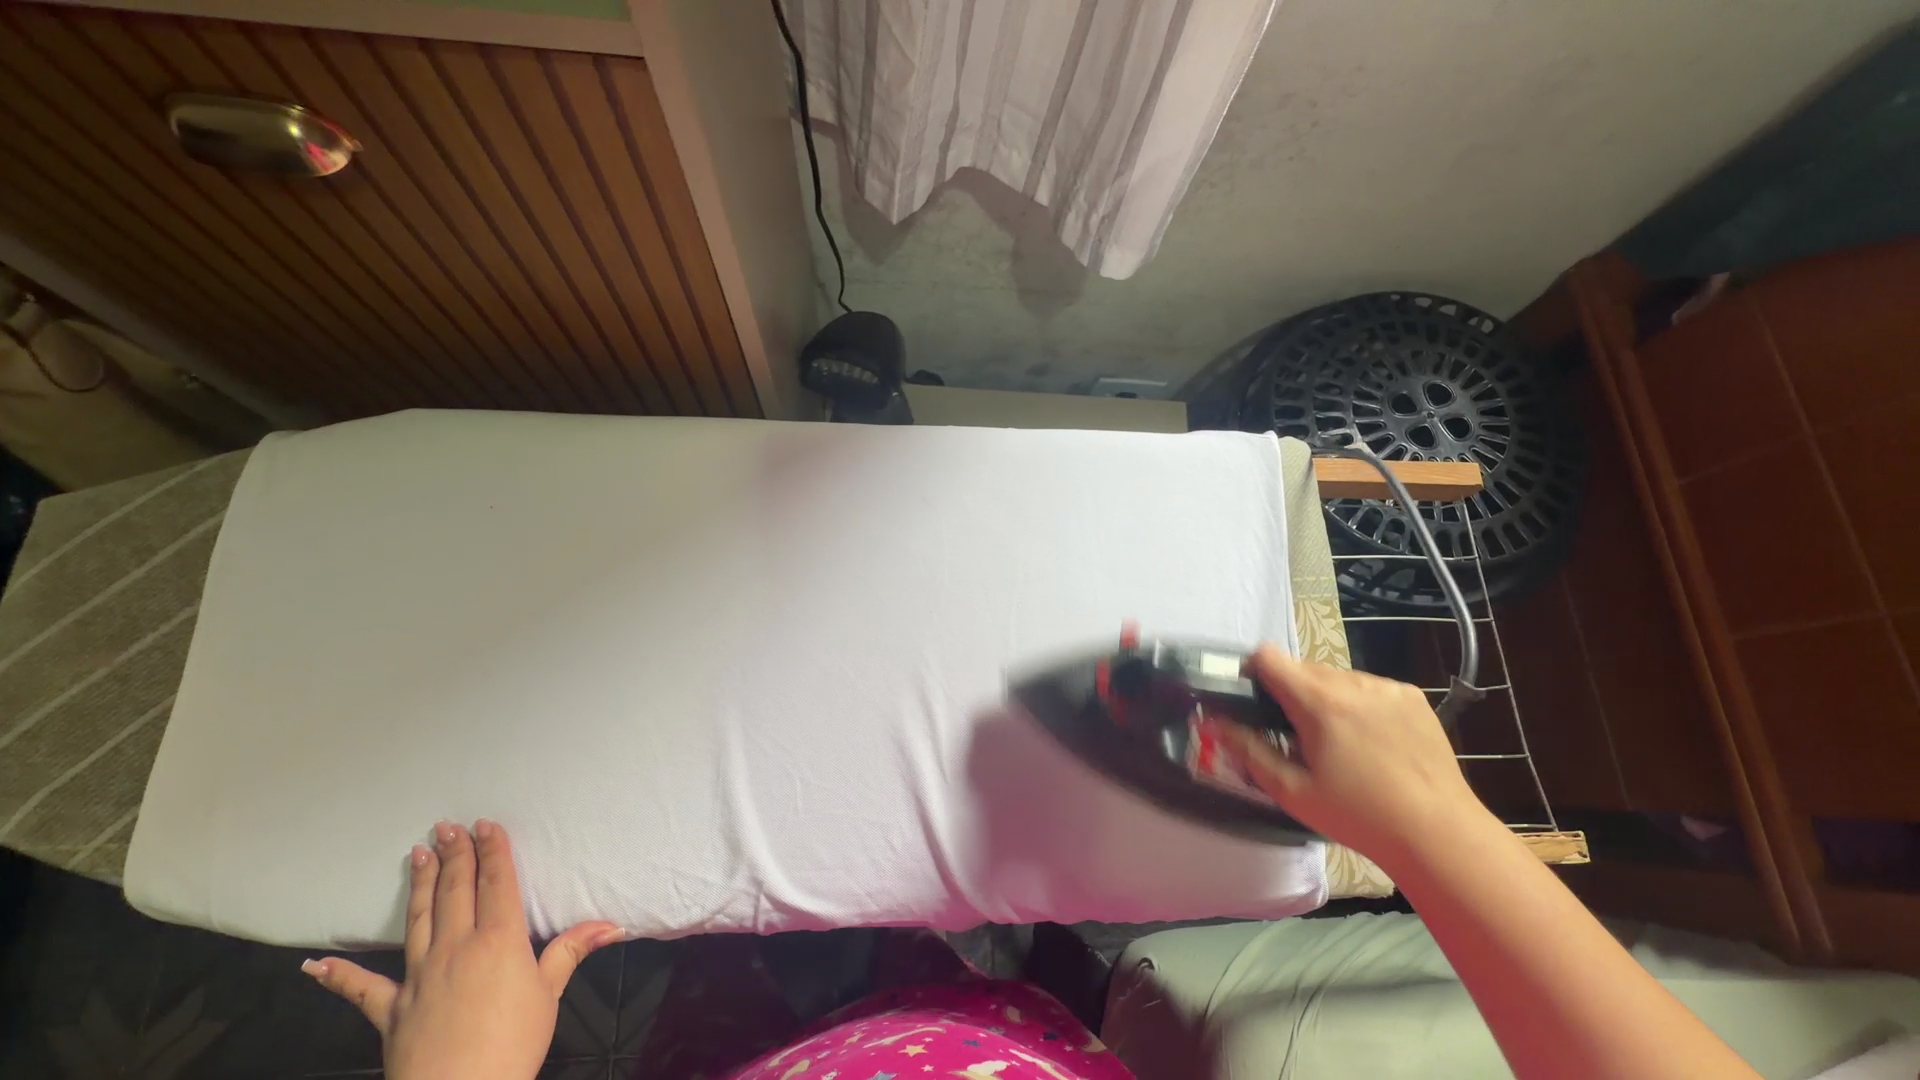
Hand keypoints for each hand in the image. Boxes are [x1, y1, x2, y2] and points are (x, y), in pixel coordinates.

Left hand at [303, 821, 625, 1079]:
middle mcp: (457, 947)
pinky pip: (363, 988)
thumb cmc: (513, 1042)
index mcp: (499, 940)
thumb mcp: (550, 994)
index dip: (492, 851)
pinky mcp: (391, 1009)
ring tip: (418, 854)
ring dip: (420, 885)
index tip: (485, 824)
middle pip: (456, 892)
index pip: (496, 883)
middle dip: (455, 856)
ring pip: (419, 920)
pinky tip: (317, 964)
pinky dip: (339, 975)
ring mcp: (420, 976)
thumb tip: (612, 925)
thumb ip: (571, 951)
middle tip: (447, 826)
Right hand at [1216, 645, 1499, 868]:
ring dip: (1326, 698)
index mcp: (1318, 702)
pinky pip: (1368, 687)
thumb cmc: (1357, 815)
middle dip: (1291, 694)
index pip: (1268, 656)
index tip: (1255, 702)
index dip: (1254, 673)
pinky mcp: (1412, 696)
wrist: (1437, 832)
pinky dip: (1359, 704)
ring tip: (1339, 743)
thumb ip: (1248, 749)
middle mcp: (1352, 682)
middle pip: (1302, 668)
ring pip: (1336, 677)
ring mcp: (1386, 686)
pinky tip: (1371, 742)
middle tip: (1298, 737)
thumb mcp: (1291, 790)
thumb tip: (1214, 720)